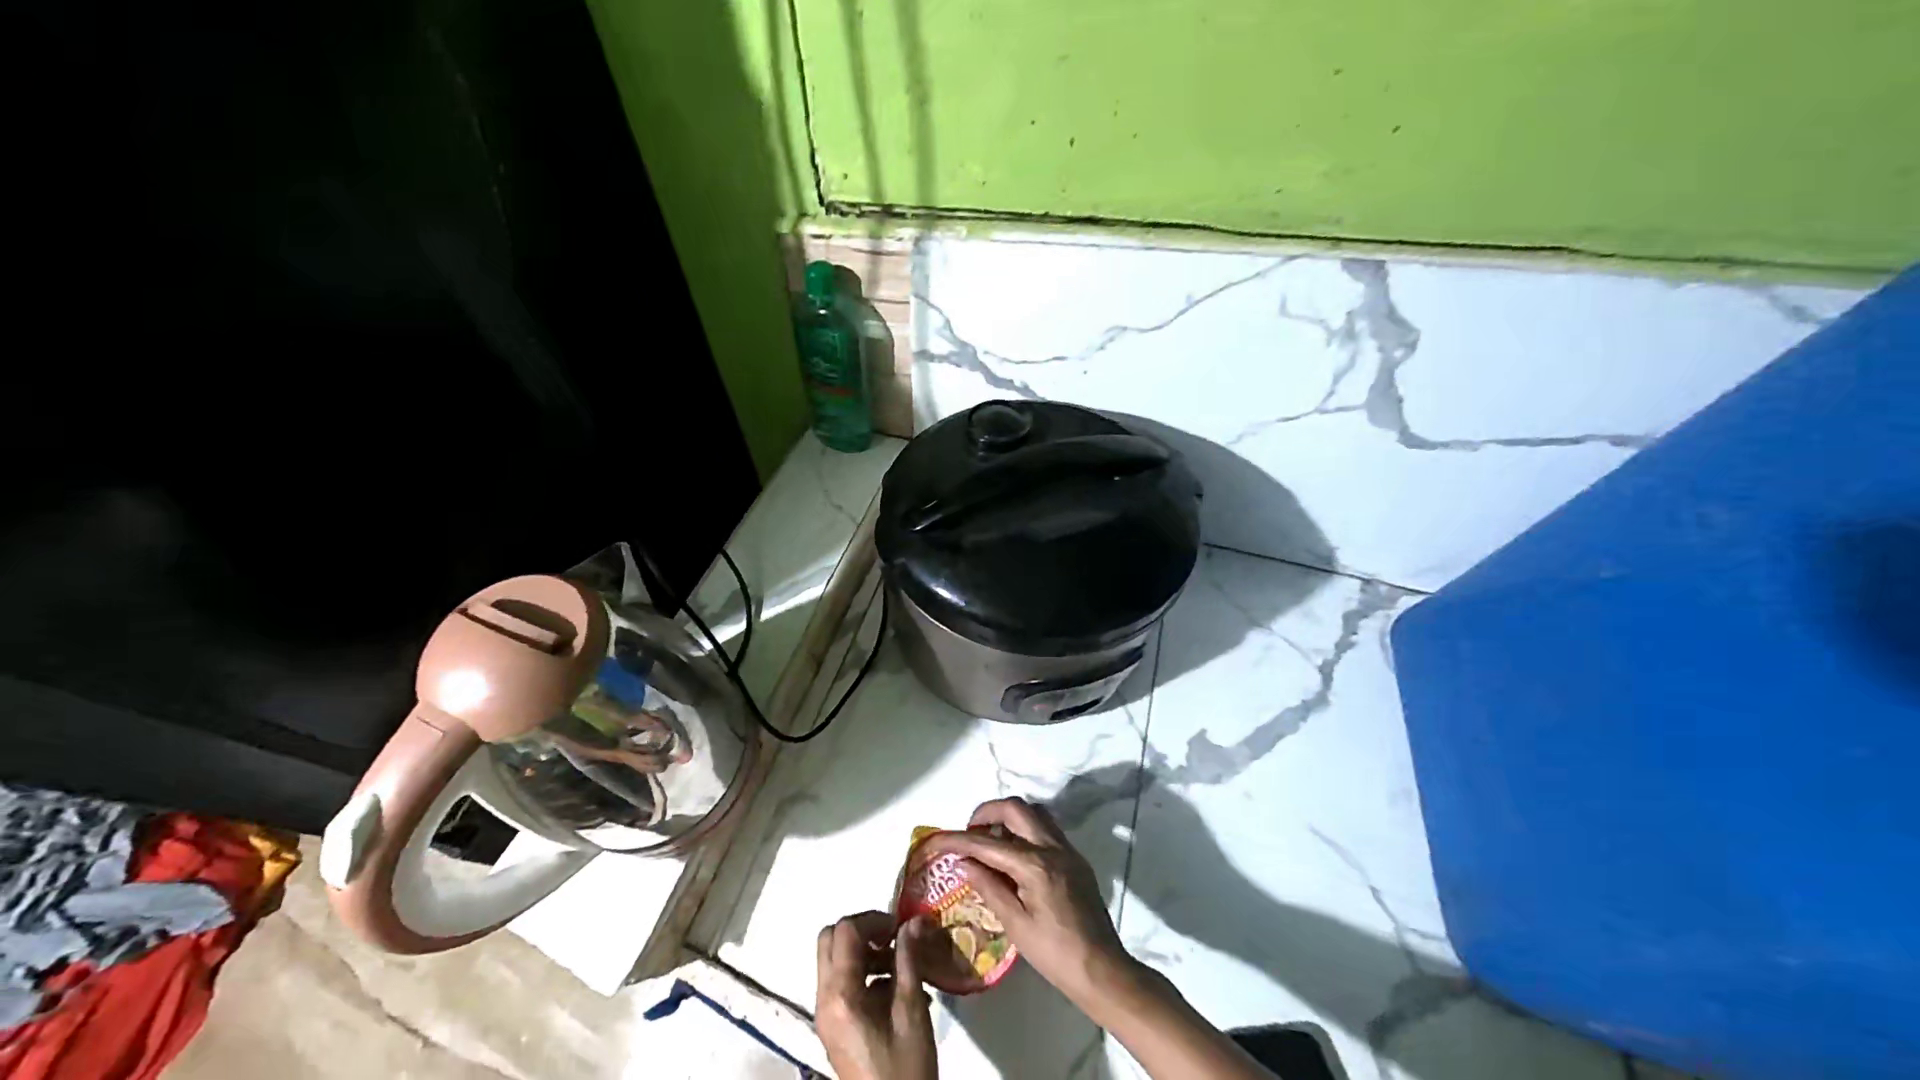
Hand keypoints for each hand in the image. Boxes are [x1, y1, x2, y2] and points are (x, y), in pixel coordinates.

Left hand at [815, 911, 938, 1079]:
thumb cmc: (905, 1065)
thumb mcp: (911, 1010)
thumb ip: (909, 959)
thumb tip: (915, 921)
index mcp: (841, 994)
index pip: (845, 931)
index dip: (873, 920)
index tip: (900, 928)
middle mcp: (824, 999)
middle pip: (830, 939)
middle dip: (862, 930)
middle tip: (893, 938)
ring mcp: (825, 1014)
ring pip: (833, 960)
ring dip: (863, 951)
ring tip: (899, 964)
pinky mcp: (832, 1025)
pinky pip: (839, 983)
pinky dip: (861, 972)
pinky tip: (893, 988)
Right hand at [919, 797, 1140, 1010]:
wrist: (1101, 969)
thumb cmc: (1054, 953)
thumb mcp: (1014, 924)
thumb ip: (988, 887)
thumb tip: (964, 862)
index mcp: (1034, 864)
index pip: (987, 843)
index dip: (957, 840)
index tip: (935, 841)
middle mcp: (1052, 847)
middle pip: (1015, 808)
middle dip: (986, 813)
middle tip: (970, 834)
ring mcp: (1067, 850)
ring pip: (1034, 813)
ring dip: (1009, 817)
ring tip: (991, 842)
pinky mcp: (1076, 859)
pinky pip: (1047, 829)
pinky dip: (1026, 830)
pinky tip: (1015, 857)